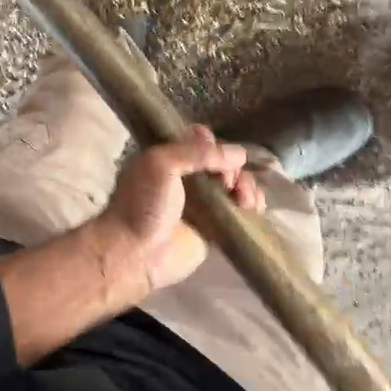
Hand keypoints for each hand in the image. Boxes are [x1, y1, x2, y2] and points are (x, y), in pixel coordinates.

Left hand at [95, 125, 265, 294]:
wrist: (138, 251)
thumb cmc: (144, 202)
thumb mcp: (161, 164)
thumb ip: (196, 152)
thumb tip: (239, 154)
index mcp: (166, 156)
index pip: (196, 139)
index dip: (212, 142)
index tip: (217, 151)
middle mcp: (184, 176)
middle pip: (219, 161)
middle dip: (231, 165)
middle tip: (226, 180)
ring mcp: (200, 203)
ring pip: (233, 184)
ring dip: (245, 184)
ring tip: (243, 196)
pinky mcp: (214, 227)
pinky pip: (239, 209)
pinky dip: (251, 203)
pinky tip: (252, 206)